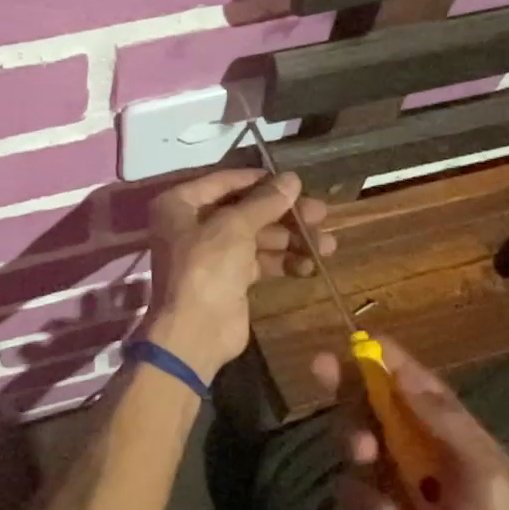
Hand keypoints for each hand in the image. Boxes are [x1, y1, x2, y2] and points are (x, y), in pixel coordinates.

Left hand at [145, 171, 334, 382]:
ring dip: (291, 239)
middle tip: (322, 214)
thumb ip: (265, 201)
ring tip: (328, 244)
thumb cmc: (207, 267)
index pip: (226, 181)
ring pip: (256, 237)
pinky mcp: (229, 279)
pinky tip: (310, 266)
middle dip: (284, 214)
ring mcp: (211, 253)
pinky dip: (283, 262)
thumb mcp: (235, 227)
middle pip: (245, 210)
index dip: (261, 181)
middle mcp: (192, 224)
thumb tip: (292, 178)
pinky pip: (259, 262)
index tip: (296, 181)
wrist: (195, 332)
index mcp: (180, 204)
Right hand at [313, 342, 508, 509]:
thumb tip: (400, 370)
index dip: (391, 362)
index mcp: (459, 440)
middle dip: (351, 386)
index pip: (419, 388)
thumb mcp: (485, 474)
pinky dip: (360, 496)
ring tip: (362, 451)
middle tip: (321, 367)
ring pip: (357, 441)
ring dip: (353, 436)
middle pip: (377, 407)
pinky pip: (351, 490)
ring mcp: (397, 487)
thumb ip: (442, 419)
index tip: (360, 339)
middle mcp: (424, 455)